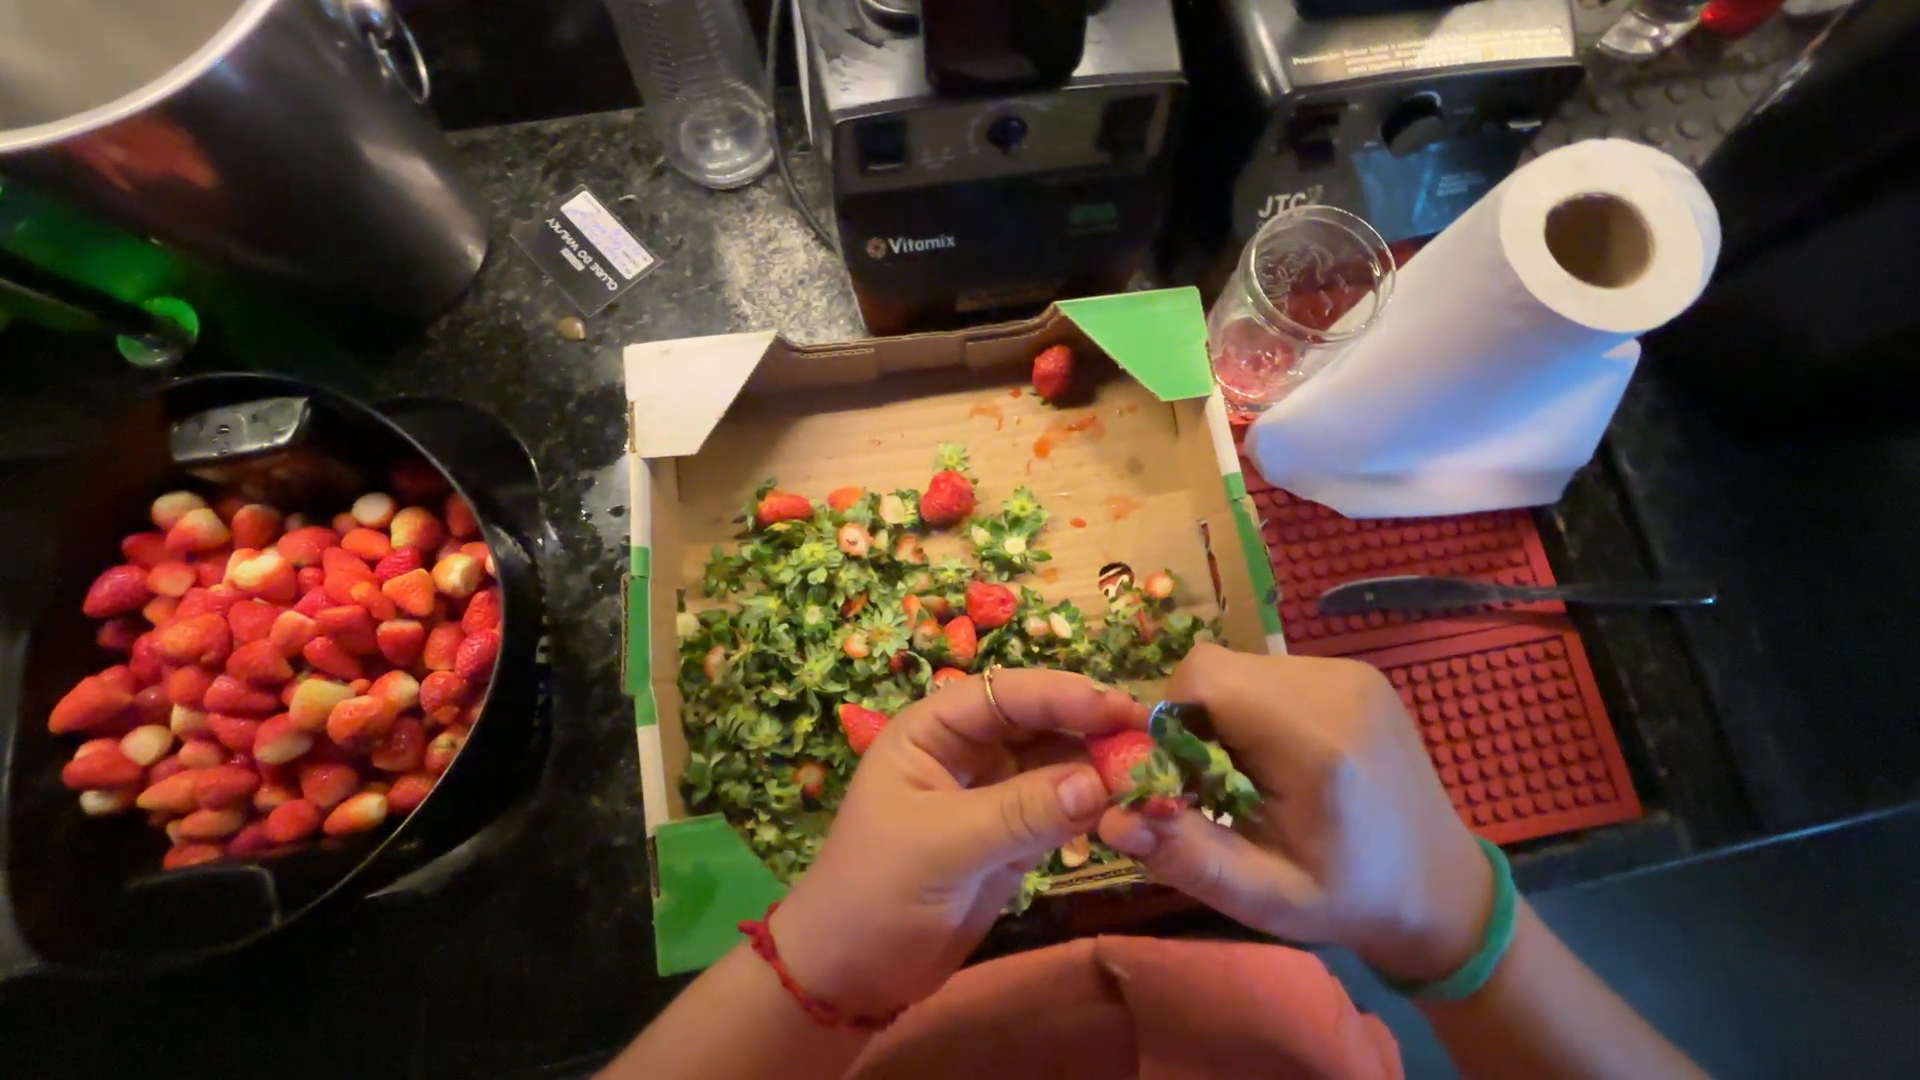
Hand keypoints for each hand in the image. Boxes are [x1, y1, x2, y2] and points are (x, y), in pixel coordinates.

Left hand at [770, 669, 1143, 1016]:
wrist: (851, 974)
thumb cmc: (875, 893)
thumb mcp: (942, 846)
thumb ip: (1019, 812)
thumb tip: (1097, 784)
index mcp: (933, 729)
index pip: (1004, 694)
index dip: (1061, 695)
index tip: (1119, 709)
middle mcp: (967, 749)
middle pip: (1039, 722)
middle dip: (1091, 730)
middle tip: (1150, 747)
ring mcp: (992, 790)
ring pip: (1057, 762)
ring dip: (1100, 770)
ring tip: (1150, 782)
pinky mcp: (1013, 833)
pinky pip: (1061, 807)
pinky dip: (1093, 808)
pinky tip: (1127, 812)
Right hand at [1097, 644, 1493, 982]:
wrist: (1443, 888)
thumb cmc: (1348, 898)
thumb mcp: (1263, 898)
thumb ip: (1186, 855)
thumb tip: (1110, 819)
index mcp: (1315, 741)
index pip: (1202, 679)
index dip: (1171, 720)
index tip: (1184, 776)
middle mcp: (1334, 687)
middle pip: (1215, 667)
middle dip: (1193, 718)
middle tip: (1212, 778)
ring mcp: (1350, 672)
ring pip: (1238, 665)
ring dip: (1222, 711)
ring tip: (1249, 769)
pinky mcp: (1356, 672)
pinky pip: (1270, 670)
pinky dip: (1252, 704)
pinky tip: (1279, 752)